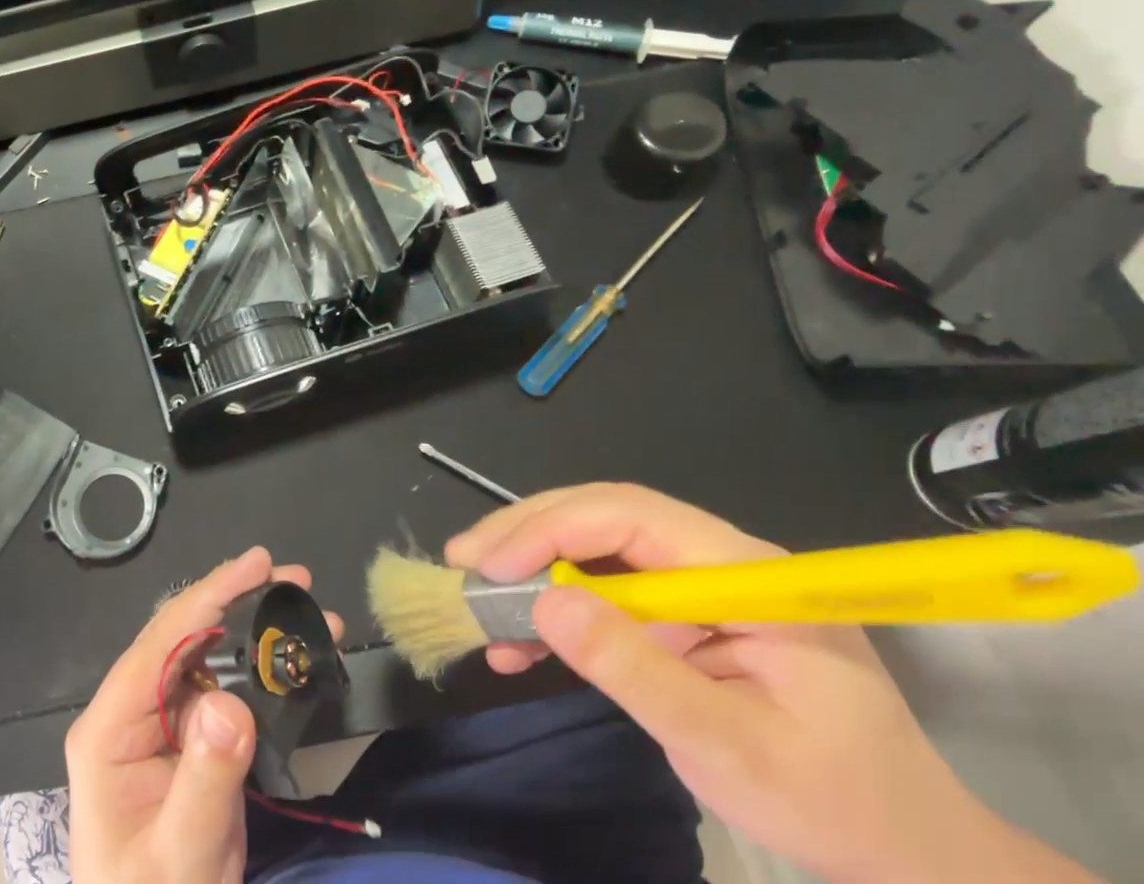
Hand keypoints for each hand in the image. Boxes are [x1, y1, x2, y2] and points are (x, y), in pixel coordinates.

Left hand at [66, 547, 343, 883]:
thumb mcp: (181, 850)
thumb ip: (205, 778)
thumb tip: (231, 702)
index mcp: (109, 729)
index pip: (158, 645)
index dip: (207, 598)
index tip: (257, 564)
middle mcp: (131, 716)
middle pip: (183, 641)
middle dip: (237, 603)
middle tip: (295, 579)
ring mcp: (161, 729)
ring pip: (208, 663)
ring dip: (256, 635)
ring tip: (310, 615)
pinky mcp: (191, 747)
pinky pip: (226, 696)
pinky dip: (262, 674)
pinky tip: (296, 662)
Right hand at [445, 483, 1095, 883]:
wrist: (904, 849)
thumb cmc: (834, 800)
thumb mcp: (730, 744)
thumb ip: (637, 670)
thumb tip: (545, 602)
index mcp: (749, 575)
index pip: (634, 516)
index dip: (552, 529)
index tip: (489, 567)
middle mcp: (722, 566)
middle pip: (607, 520)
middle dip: (527, 536)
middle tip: (460, 563)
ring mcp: (703, 593)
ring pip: (599, 554)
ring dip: (533, 573)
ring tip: (475, 603)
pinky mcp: (688, 624)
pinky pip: (610, 600)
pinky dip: (559, 616)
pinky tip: (518, 644)